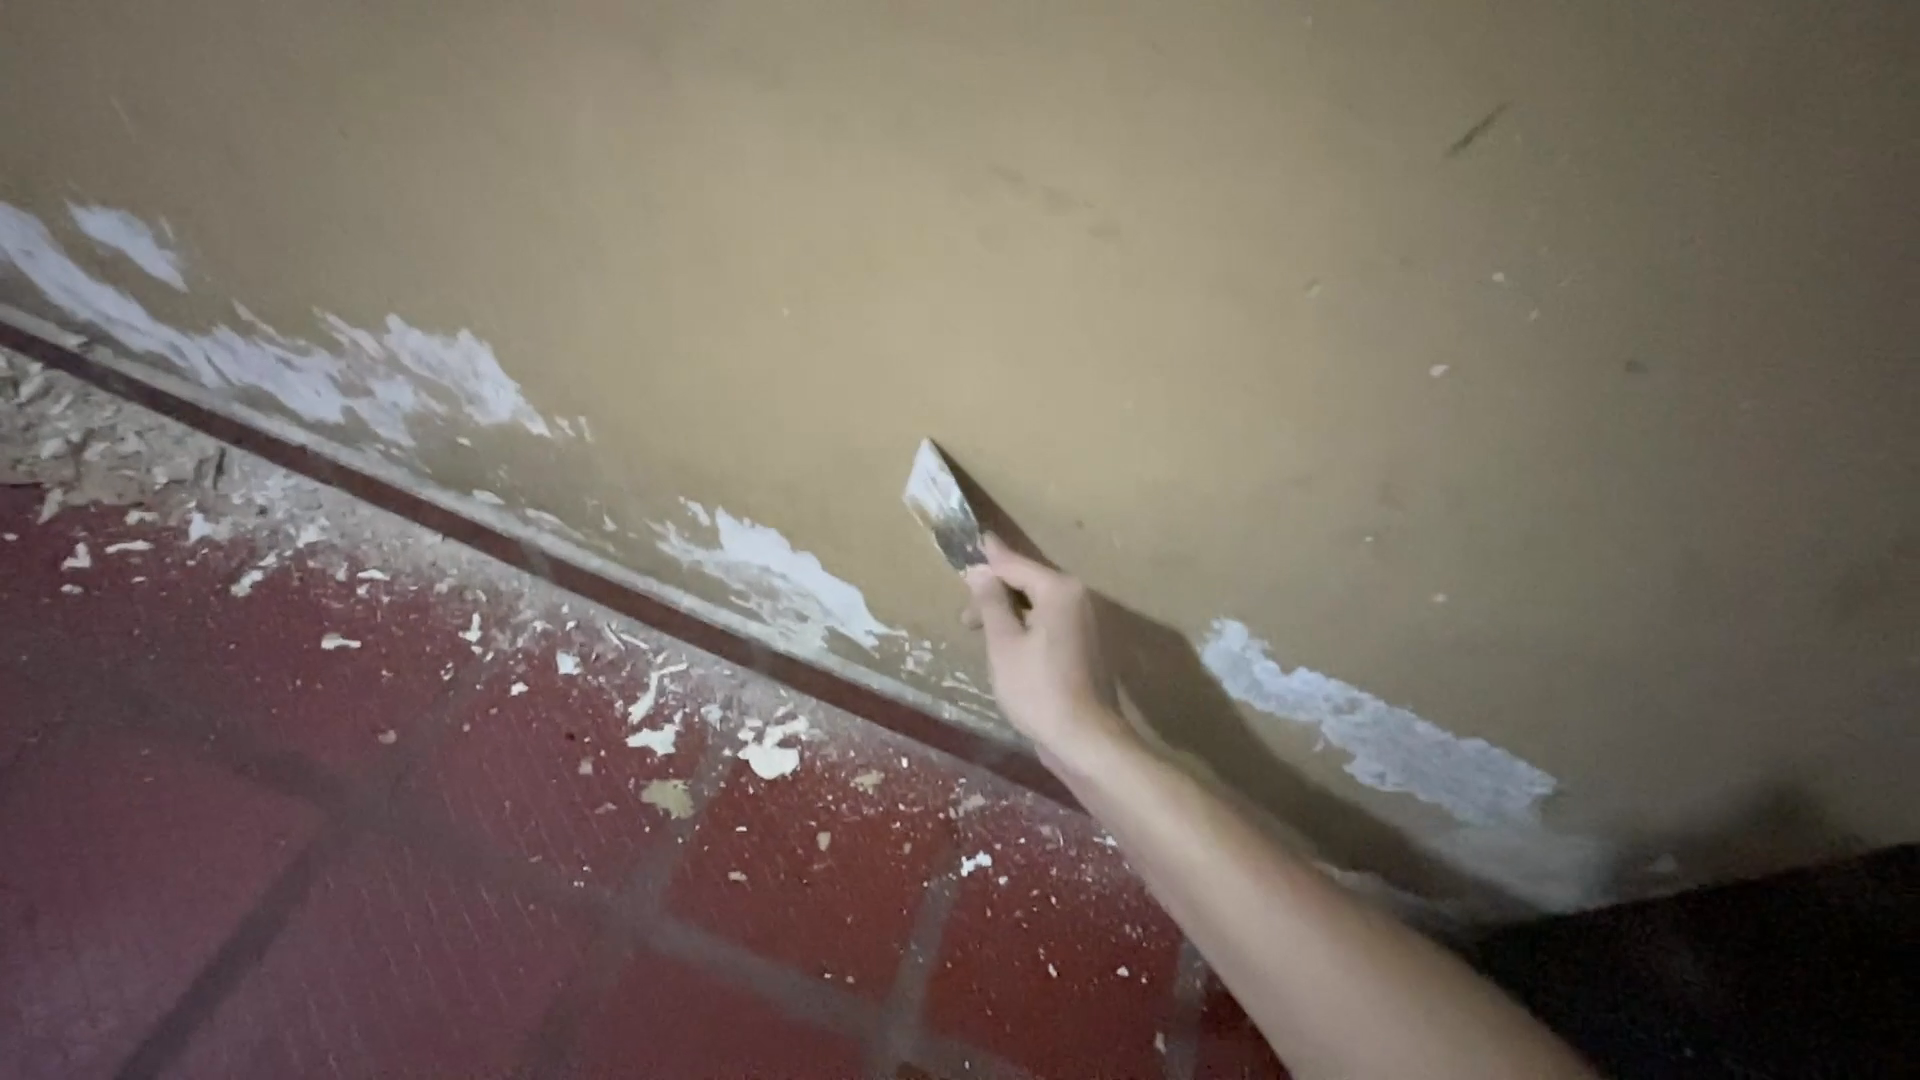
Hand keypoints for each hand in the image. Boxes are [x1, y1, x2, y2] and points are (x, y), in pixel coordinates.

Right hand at [963, 534, 1133, 765]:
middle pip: (1029, 583)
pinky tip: (1010, 647)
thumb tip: (980, 571)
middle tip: (966, 619)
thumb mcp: (1003, 644)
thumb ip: (991, 603)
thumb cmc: (1038, 689)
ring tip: (983, 634)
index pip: (1015, 564)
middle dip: (996, 595)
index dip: (989, 557)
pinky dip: (1028, 627)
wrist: (1085, 738)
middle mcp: (1079, 597)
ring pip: (1040, 605)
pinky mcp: (1088, 645)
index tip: (972, 540)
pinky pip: (1051, 623)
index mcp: (1059, 590)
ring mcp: (1087, 622)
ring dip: (1010, 614)